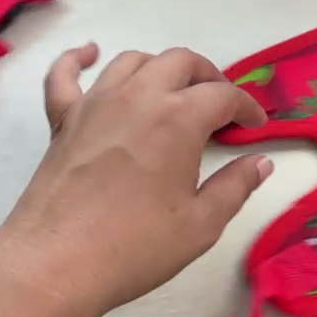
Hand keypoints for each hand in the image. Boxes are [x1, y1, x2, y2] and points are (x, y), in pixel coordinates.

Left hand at [0, 43, 271, 316]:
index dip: (247, 107)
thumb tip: (261, 161)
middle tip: (220, 107)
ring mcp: (95, 102)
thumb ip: (235, 187)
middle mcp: (138, 96)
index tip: (256, 126)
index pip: (223, 95)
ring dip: (160, 68)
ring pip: (133, 61)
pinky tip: (90, 53)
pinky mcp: (62, 118)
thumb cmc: (135, 247)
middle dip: (208, 77)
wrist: (56, 264)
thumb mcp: (201, 225)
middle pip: (180, 62)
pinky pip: (66, 74)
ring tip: (173, 91)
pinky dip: (79, 58)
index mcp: (178, 118)